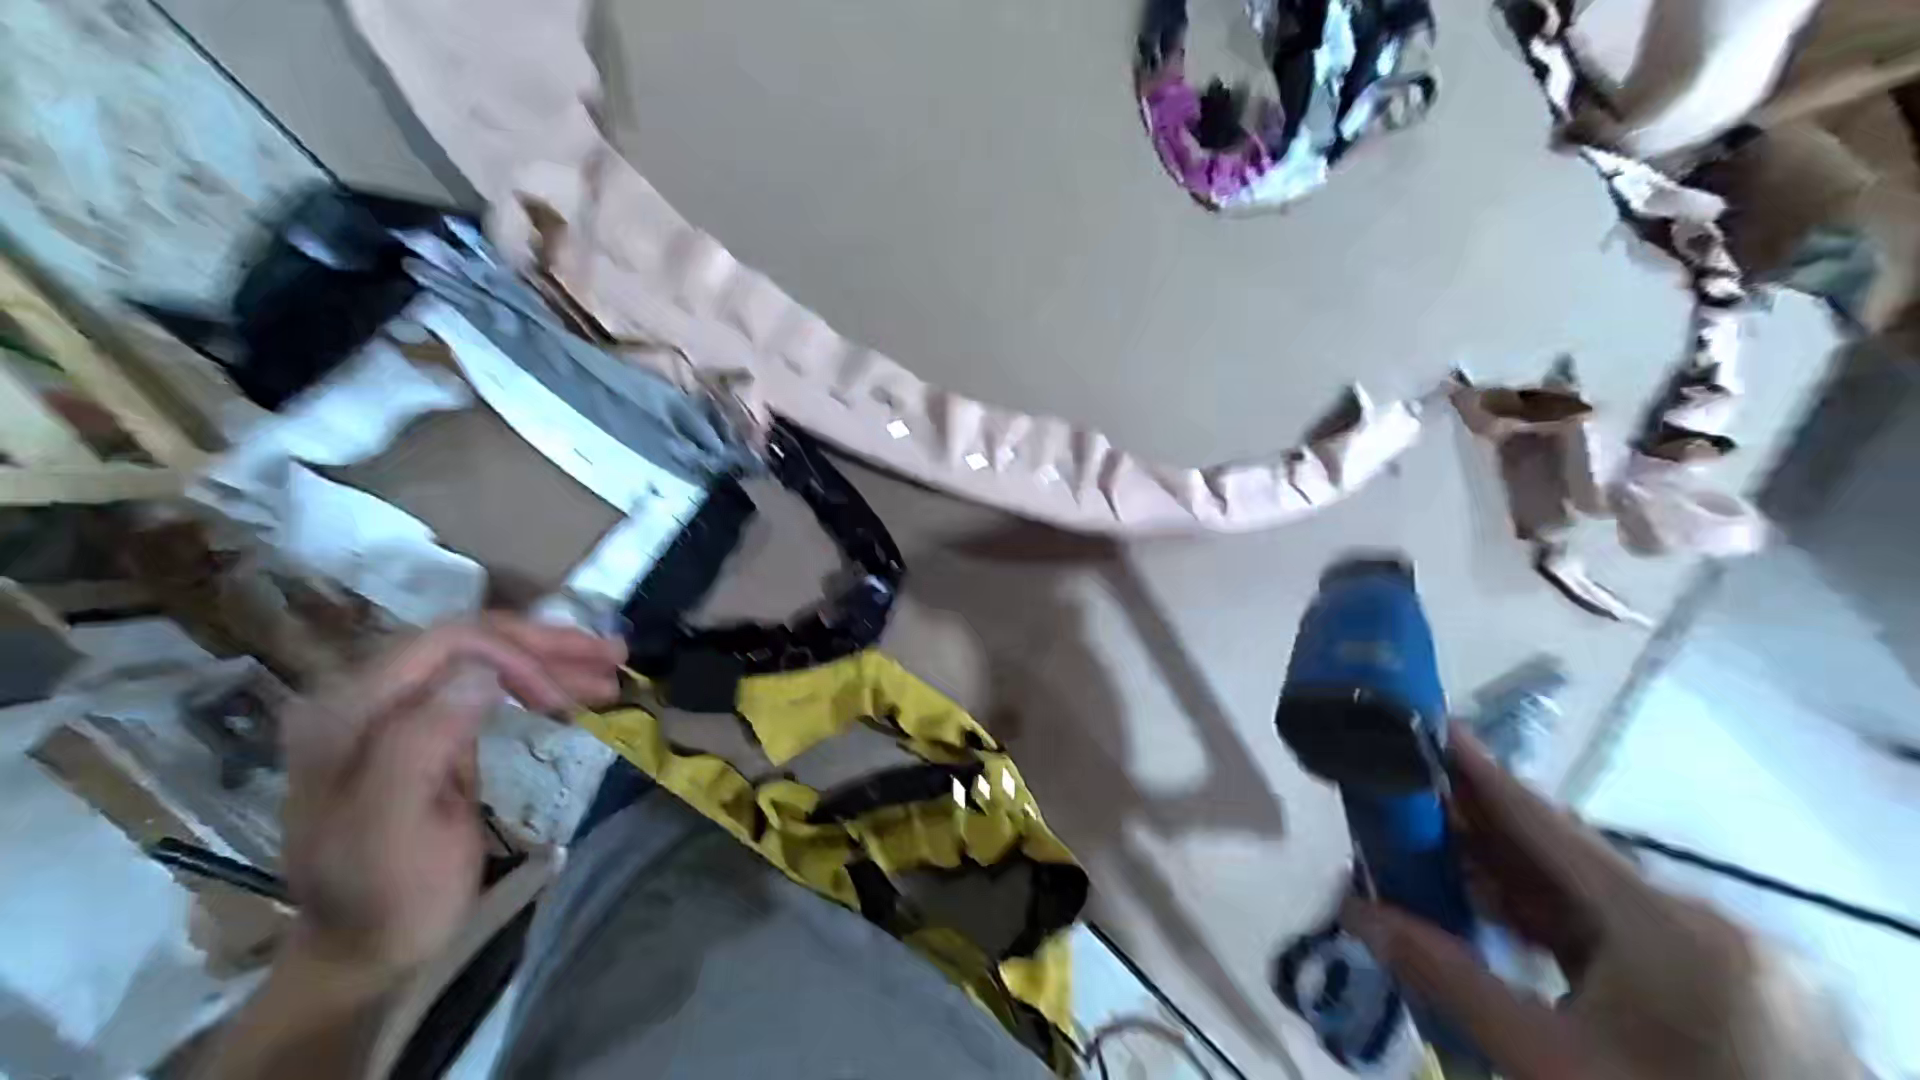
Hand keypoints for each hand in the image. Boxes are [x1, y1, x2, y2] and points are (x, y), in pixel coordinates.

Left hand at [279, 616, 624, 980]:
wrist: (368, 946)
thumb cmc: (387, 891)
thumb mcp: (395, 825)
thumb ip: (422, 741)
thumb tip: (481, 671)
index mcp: (349, 712)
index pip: (448, 644)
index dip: (516, 657)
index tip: (562, 702)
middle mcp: (370, 697)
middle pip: (474, 642)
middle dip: (548, 646)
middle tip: (614, 656)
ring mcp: (401, 711)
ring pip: (490, 658)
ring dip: (554, 659)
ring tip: (613, 667)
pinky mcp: (429, 727)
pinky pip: (492, 684)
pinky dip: (540, 680)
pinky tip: (578, 687)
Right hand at [1341, 731, 1853, 1079]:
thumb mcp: (1548, 1060)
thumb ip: (1447, 977)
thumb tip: (1354, 912)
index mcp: (1672, 929)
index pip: (1549, 828)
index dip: (1483, 773)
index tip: (1432, 724)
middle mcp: (1701, 924)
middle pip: (1565, 856)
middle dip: (1479, 827)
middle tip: (1404, 799)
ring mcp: (1717, 957)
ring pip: (1583, 893)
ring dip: (1505, 874)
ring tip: (1429, 852)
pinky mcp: (1716, 987)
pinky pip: (1607, 929)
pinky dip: (1542, 914)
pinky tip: (1491, 910)